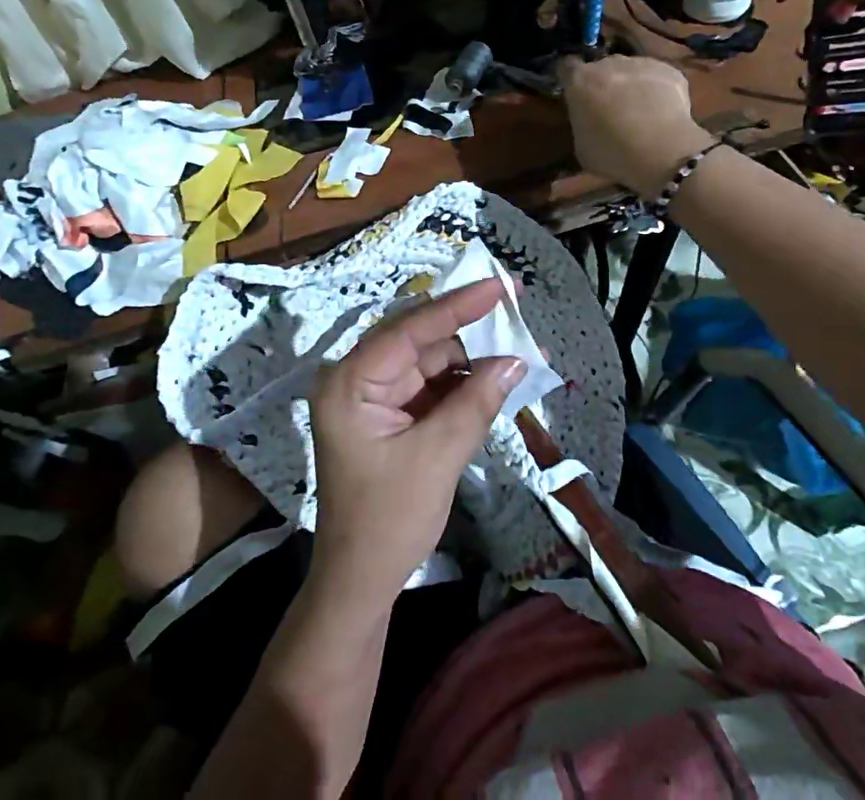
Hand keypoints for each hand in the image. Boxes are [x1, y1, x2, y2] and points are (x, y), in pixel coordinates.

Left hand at [307, 279, 526, 600]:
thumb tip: (515, 361)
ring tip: (515, 347)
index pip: (409, 330)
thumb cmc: (389, 519)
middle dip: (466, 327)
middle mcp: (355, 381)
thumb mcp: (437, 457)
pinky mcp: (389, 416)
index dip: (458, 306)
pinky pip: (429, 387)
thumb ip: (475, 403)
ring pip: (427, 362)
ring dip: (469, 358)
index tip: (499, 286)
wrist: (361, 578)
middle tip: (513, 306)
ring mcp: (372, 398)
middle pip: (417, 340)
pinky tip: (493, 376)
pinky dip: (460, 384)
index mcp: (349, 384)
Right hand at [560, 55, 711, 195]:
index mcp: (580, 81)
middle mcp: (608, 63)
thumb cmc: (611, 153)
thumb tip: (589, 118)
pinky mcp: (669, 70)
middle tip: (609, 109)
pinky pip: (658, 78)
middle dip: (603, 84)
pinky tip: (662, 112)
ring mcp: (641, 64)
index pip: (566, 66)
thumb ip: (582, 122)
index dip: (570, 78)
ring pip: (631, 71)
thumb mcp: (581, 145)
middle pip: (601, 68)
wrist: (660, 151)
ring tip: (641, 111)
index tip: (575, 92)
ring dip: (631, 85)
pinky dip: (658, 90)